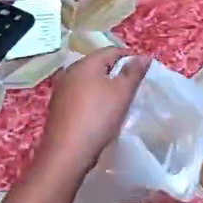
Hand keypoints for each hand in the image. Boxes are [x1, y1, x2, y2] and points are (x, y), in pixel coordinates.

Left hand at [37, 48, 150, 173]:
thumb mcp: (123, 92)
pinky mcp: (58, 107)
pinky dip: (93, 98)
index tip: (143, 69)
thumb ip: (134, 72)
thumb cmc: (99, 116)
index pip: (111, 50)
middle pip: (98, 64)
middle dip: (116, 71)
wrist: (68, 152)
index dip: (129, 57)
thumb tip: (144, 56)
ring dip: (104, 86)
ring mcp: (61, 90)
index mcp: (85, 63)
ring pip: (88, 80)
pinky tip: (100, 111)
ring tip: (119, 99)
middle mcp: (70, 72)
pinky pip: (80, 95)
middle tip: (132, 85)